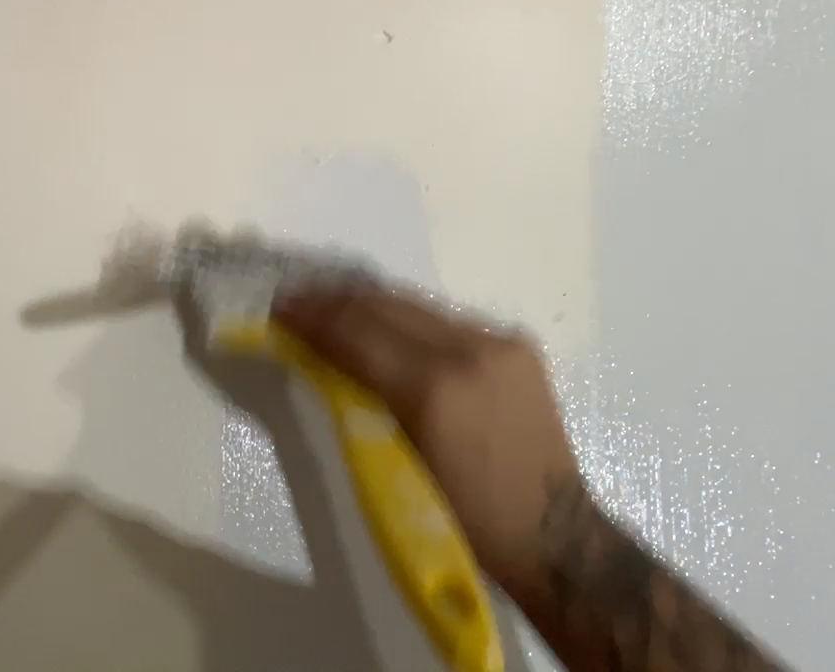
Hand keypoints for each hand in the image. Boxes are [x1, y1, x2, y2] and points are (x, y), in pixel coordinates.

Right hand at [273, 286, 580, 600]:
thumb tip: (319, 354)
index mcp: (432, 388)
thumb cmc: (465, 516)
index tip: (278, 309)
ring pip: (413, 304)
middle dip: (332, 300)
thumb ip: (359, 395)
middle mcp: (468, 350)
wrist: (556, 536)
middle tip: (294, 299)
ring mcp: (497, 341)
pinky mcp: (515, 341)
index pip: (356, 334)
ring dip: (366, 302)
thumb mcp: (396, 457)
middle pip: (382, 305)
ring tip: (331, 303)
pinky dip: (405, 317)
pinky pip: (443, 318)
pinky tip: (383, 322)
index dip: (312, 317)